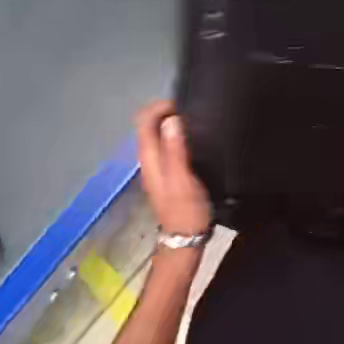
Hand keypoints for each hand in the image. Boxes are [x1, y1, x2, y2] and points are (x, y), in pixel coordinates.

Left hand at [134, 101, 211, 236]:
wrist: (187, 238)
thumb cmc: (185, 210)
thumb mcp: (183, 180)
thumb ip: (175, 150)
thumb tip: (171, 120)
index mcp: (150, 157)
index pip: (144, 120)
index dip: (160, 107)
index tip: (184, 105)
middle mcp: (150, 158)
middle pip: (151, 125)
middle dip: (169, 112)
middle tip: (195, 111)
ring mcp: (159, 165)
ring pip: (161, 134)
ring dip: (175, 124)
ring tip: (199, 122)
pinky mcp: (170, 171)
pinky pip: (170, 145)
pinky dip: (180, 137)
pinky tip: (198, 140)